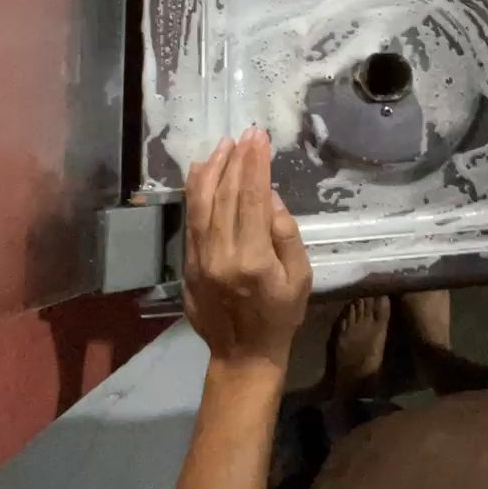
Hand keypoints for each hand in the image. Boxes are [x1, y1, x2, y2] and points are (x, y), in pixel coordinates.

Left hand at [182, 129, 311, 374]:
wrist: (243, 355)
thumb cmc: (281, 314)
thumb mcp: (300, 276)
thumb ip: (285, 234)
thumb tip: (268, 196)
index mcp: (253, 259)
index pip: (252, 198)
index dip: (255, 164)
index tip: (259, 137)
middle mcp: (220, 255)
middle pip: (226, 195)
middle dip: (237, 160)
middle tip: (246, 134)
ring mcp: (199, 260)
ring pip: (201, 204)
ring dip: (212, 170)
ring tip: (223, 145)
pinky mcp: (187, 265)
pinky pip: (189, 220)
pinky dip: (194, 192)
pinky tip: (200, 171)